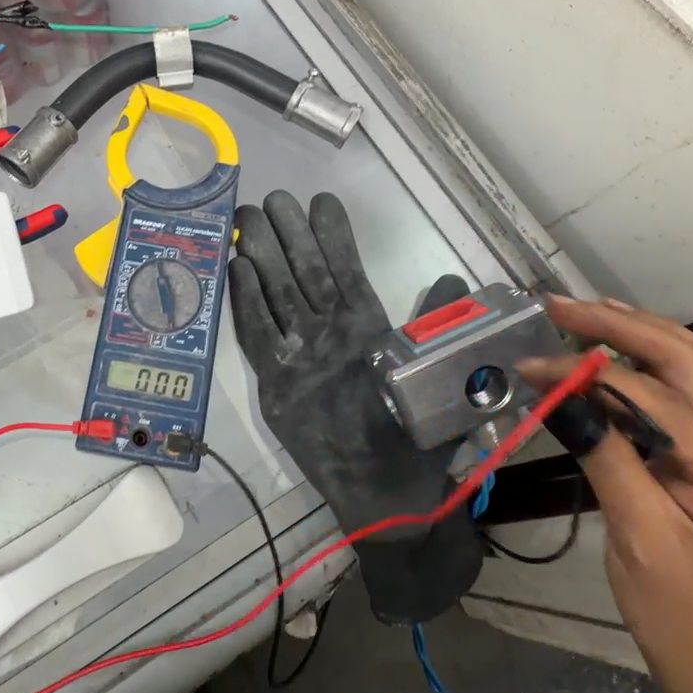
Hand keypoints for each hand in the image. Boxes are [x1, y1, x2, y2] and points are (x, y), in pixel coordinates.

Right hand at [228, 190, 479, 623]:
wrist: (385, 493)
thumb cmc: (414, 434)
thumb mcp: (435, 372)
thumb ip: (437, 323)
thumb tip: (456, 277)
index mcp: (365, 324)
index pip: (345, 268)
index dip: (334, 235)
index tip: (321, 200)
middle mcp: (328, 330)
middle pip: (302, 272)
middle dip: (289, 234)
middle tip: (272, 198)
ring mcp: (299, 352)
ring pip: (277, 293)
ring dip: (263, 255)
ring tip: (249, 218)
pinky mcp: (275, 380)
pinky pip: (256, 334)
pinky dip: (245, 302)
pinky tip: (236, 267)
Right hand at [520, 297, 692, 692]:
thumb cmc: (686, 615)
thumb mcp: (639, 538)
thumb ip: (604, 455)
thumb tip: (560, 392)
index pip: (652, 395)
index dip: (587, 373)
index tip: (530, 366)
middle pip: (690, 360)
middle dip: (624, 325)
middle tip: (561, 307)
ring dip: (647, 334)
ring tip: (593, 312)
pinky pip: (692, 399)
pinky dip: (654, 366)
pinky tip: (619, 358)